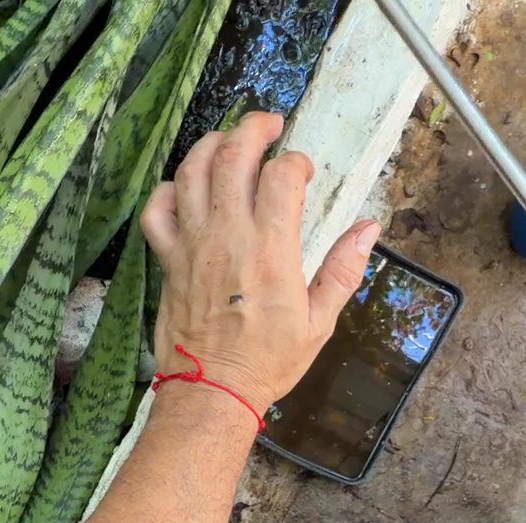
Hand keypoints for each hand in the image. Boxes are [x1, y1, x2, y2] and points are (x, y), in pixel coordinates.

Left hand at [139, 112, 379, 414]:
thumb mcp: (319, 324)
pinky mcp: (169, 262)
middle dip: (253, 128)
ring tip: (228, 144)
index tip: (303, 172)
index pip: (281, 175)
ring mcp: (192, 247)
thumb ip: (343, 271)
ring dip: (211, 145)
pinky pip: (157, 211)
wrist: (213, 392)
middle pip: (232, 156)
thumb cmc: (267, 363)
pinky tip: (184, 190)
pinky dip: (168, 190)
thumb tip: (369, 228)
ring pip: (191, 172)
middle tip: (268, 126)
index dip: (296, 160)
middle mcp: (228, 238)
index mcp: (271, 251)